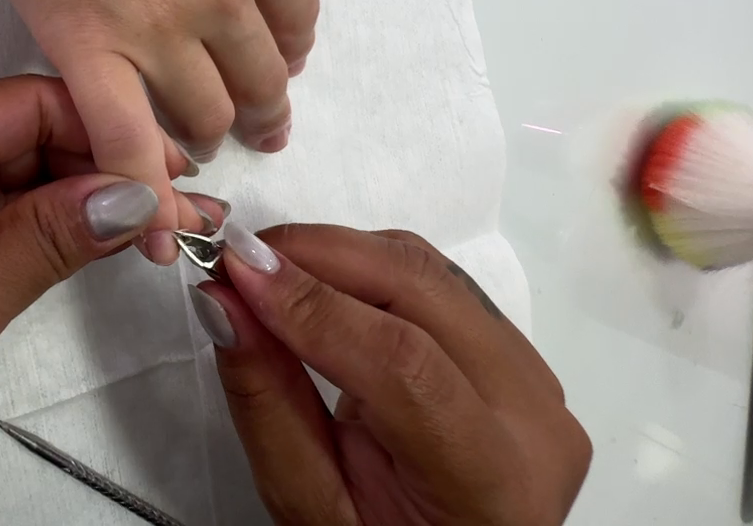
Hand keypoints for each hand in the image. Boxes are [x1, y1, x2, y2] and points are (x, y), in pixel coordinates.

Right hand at [0, 0, 318, 255]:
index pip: (296, 17)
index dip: (286, 55)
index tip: (272, 71)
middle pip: (256, 79)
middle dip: (257, 113)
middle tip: (244, 133)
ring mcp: (157, 23)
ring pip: (203, 118)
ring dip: (203, 143)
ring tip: (189, 158)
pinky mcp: (83, 45)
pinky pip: (125, 142)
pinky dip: (144, 195)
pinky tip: (153, 232)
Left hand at [0, 76, 225, 525]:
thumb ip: (49, 232)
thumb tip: (138, 190)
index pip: (24, 105)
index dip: (103, 126)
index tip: (178, 166)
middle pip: (32, 143)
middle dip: (110, 168)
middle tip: (192, 207)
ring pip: (30, 191)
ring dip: (98, 205)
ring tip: (177, 228)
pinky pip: (17, 234)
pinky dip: (68, 239)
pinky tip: (119, 246)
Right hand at [194, 225, 589, 525]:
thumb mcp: (307, 506)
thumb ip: (265, 399)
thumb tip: (221, 296)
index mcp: (490, 481)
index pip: (403, 362)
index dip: (309, 302)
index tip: (230, 267)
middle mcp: (531, 413)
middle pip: (417, 288)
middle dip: (313, 253)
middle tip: (235, 259)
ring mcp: (528, 372)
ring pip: (420, 264)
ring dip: (331, 252)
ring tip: (265, 275)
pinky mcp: (508, 345)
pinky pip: (426, 272)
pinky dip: (357, 261)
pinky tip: (312, 286)